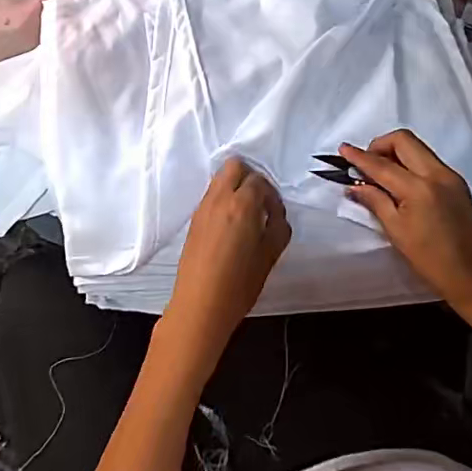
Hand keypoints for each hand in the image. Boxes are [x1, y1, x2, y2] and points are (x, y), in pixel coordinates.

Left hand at [162, 158, 290, 361]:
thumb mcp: (269, 256)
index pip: (259, 179)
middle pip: (234, 166)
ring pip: (220, 178)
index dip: (272, 193)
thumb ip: (278, 228)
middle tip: (261, 202)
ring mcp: (203, 207)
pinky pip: (211, 195)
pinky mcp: (194, 219)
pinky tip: (232, 226)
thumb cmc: (239, 283)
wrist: (200, 304)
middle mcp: (219, 198)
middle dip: (250, 176)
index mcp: (241, 204)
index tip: (276, 213)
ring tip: (247, 214)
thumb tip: (275, 215)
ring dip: (235, 186)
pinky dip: (223, 199)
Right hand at [341, 130, 471, 313]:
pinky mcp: (457, 184)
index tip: (342, 149)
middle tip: (365, 165)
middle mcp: (437, 174)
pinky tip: (399, 184)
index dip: (359, 156)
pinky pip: (427, 161)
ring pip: (417, 148)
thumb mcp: (396, 231)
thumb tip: (354, 185)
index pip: (382, 164)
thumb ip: (374, 200)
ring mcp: (450, 176)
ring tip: (379, 176)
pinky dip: (409, 163)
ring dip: (394, 154)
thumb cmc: (430, 260)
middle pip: (403, 140)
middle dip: (379, 146)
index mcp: (419, 188)